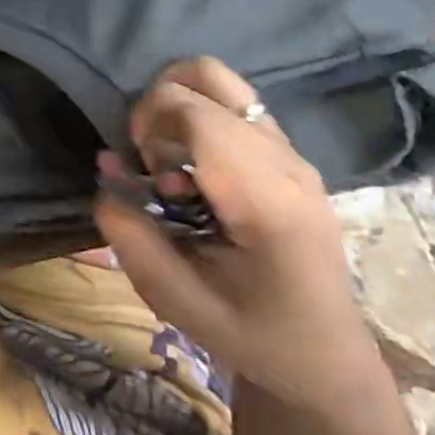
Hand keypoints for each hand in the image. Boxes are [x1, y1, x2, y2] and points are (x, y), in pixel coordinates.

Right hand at [94, 58, 383, 409]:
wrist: (327, 359)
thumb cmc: (252, 335)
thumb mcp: (174, 298)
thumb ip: (129, 233)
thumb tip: (107, 170)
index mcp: (265, 200)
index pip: (195, 110)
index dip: (149, 120)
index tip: (139, 166)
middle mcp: (286, 160)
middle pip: (208, 75)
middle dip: (160, 103)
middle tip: (151, 156)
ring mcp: (294, 153)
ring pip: (223, 82)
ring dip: (181, 106)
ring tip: (173, 161)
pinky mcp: (292, 155)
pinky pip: (234, 105)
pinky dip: (199, 117)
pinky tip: (196, 170)